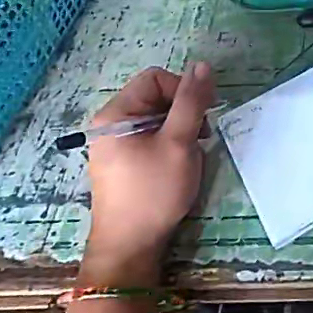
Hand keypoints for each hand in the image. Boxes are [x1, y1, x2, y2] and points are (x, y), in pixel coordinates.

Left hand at [80, 62, 215, 287]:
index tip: (203, 115)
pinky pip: (148, 137)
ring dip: (178, 128)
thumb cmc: (153, 192)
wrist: (129, 248)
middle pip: (155, 96)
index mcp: (116, 113)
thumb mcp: (179, 142)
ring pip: (155, 118)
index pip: (156, 79)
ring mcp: (112, 144)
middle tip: (200, 136)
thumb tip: (202, 64)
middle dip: (183, 111)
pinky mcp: (120, 162)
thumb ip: (191, 101)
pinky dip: (167, 144)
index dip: (183, 90)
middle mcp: (109, 123)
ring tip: (189, 153)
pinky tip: (176, 164)